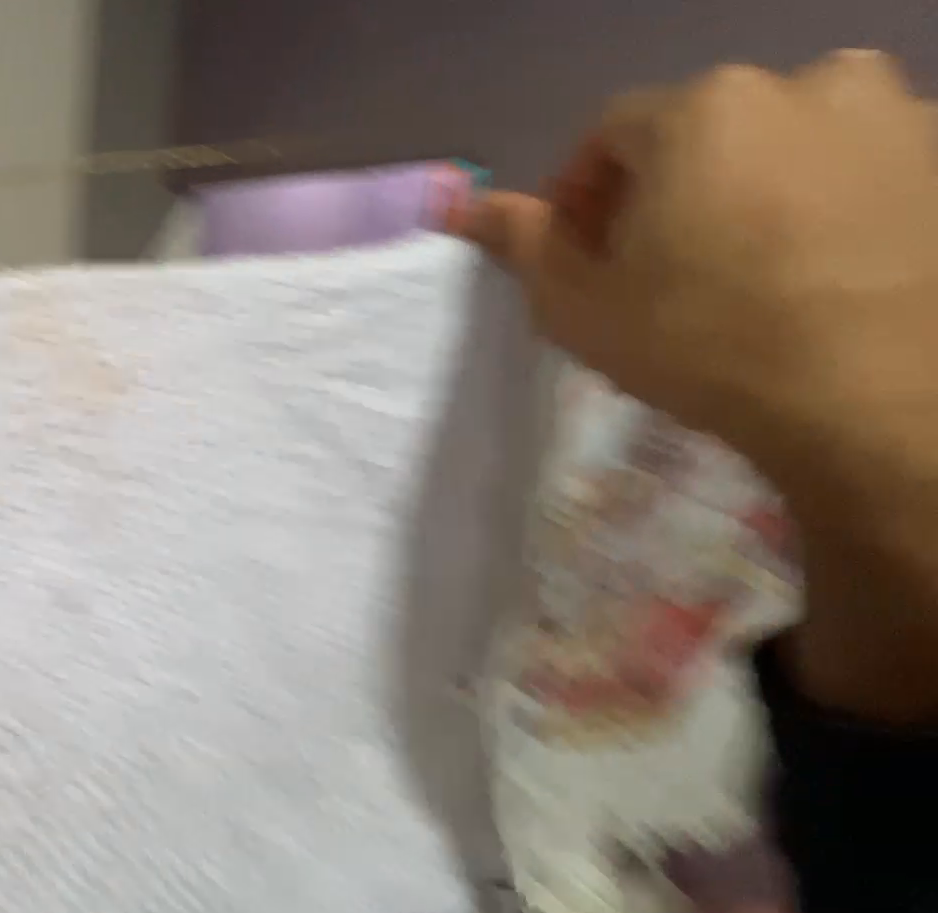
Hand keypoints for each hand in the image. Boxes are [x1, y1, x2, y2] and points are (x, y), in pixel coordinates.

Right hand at [458, 50, 937, 719]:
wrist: (894, 396)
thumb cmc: (706, 345)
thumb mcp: (580, 306)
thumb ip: (519, 246)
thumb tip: (444, 210)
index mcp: (702, 114)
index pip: (614, 136)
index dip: (580, 205)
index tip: (577, 272)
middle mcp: (806, 92)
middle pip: (698, 144)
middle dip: (660, 211)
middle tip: (645, 297)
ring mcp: (899, 128)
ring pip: (781, 166)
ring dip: (738, 223)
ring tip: (729, 309)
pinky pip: (859, 191)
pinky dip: (820, 234)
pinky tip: (808, 305)